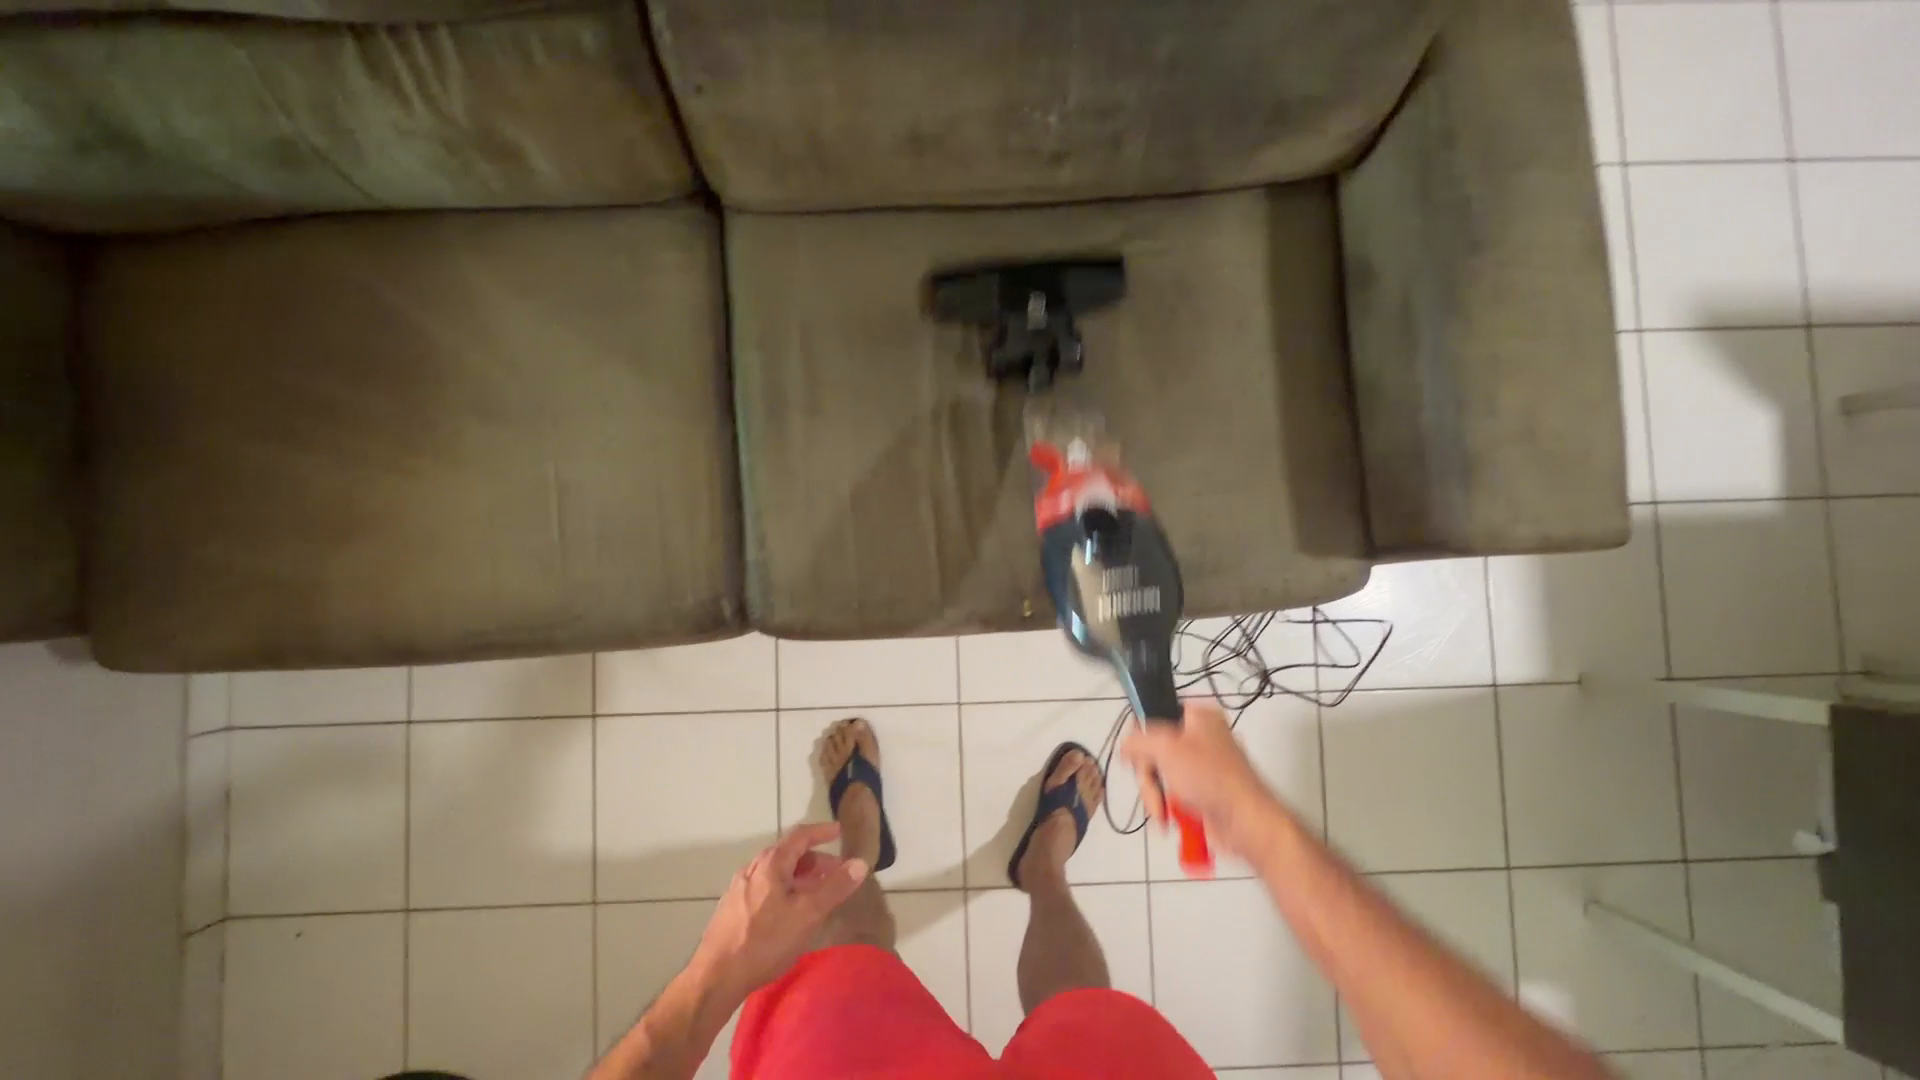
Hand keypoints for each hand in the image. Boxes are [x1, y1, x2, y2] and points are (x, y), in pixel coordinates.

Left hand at [690, 823, 869, 998]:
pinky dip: (785, 890)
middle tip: (836, 874)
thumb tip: (860, 863)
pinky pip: (765, 888)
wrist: (715, 977)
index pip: (800, 836)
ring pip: (776, 873)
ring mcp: (739, 889)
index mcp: (771, 863)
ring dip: (800, 877)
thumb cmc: (765, 941)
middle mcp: (753, 869)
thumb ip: (835, 887)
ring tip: (817, 895)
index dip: (821, 832)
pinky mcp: (732, 909)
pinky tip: (791, 914)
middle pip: (788, 854)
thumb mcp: (808, 914)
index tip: (839, 831)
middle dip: (815, 861)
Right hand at [1118, 702, 1281, 855]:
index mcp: (1198, 717)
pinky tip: (1168, 819)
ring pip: (1160, 775)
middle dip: (1148, 775)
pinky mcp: (1202, 793)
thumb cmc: (1209, 777)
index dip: (1141, 734)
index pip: (1156, 713)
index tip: (1135, 754)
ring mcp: (1201, 768)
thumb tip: (1125, 746)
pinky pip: (1172, 794)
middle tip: (1152, 787)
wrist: (1245, 822)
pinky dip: (1167, 807)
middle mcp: (1200, 738)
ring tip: (1162, 813)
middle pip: (1154, 749)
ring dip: (1156, 796)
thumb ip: (1138, 740)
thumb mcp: (1166, 748)